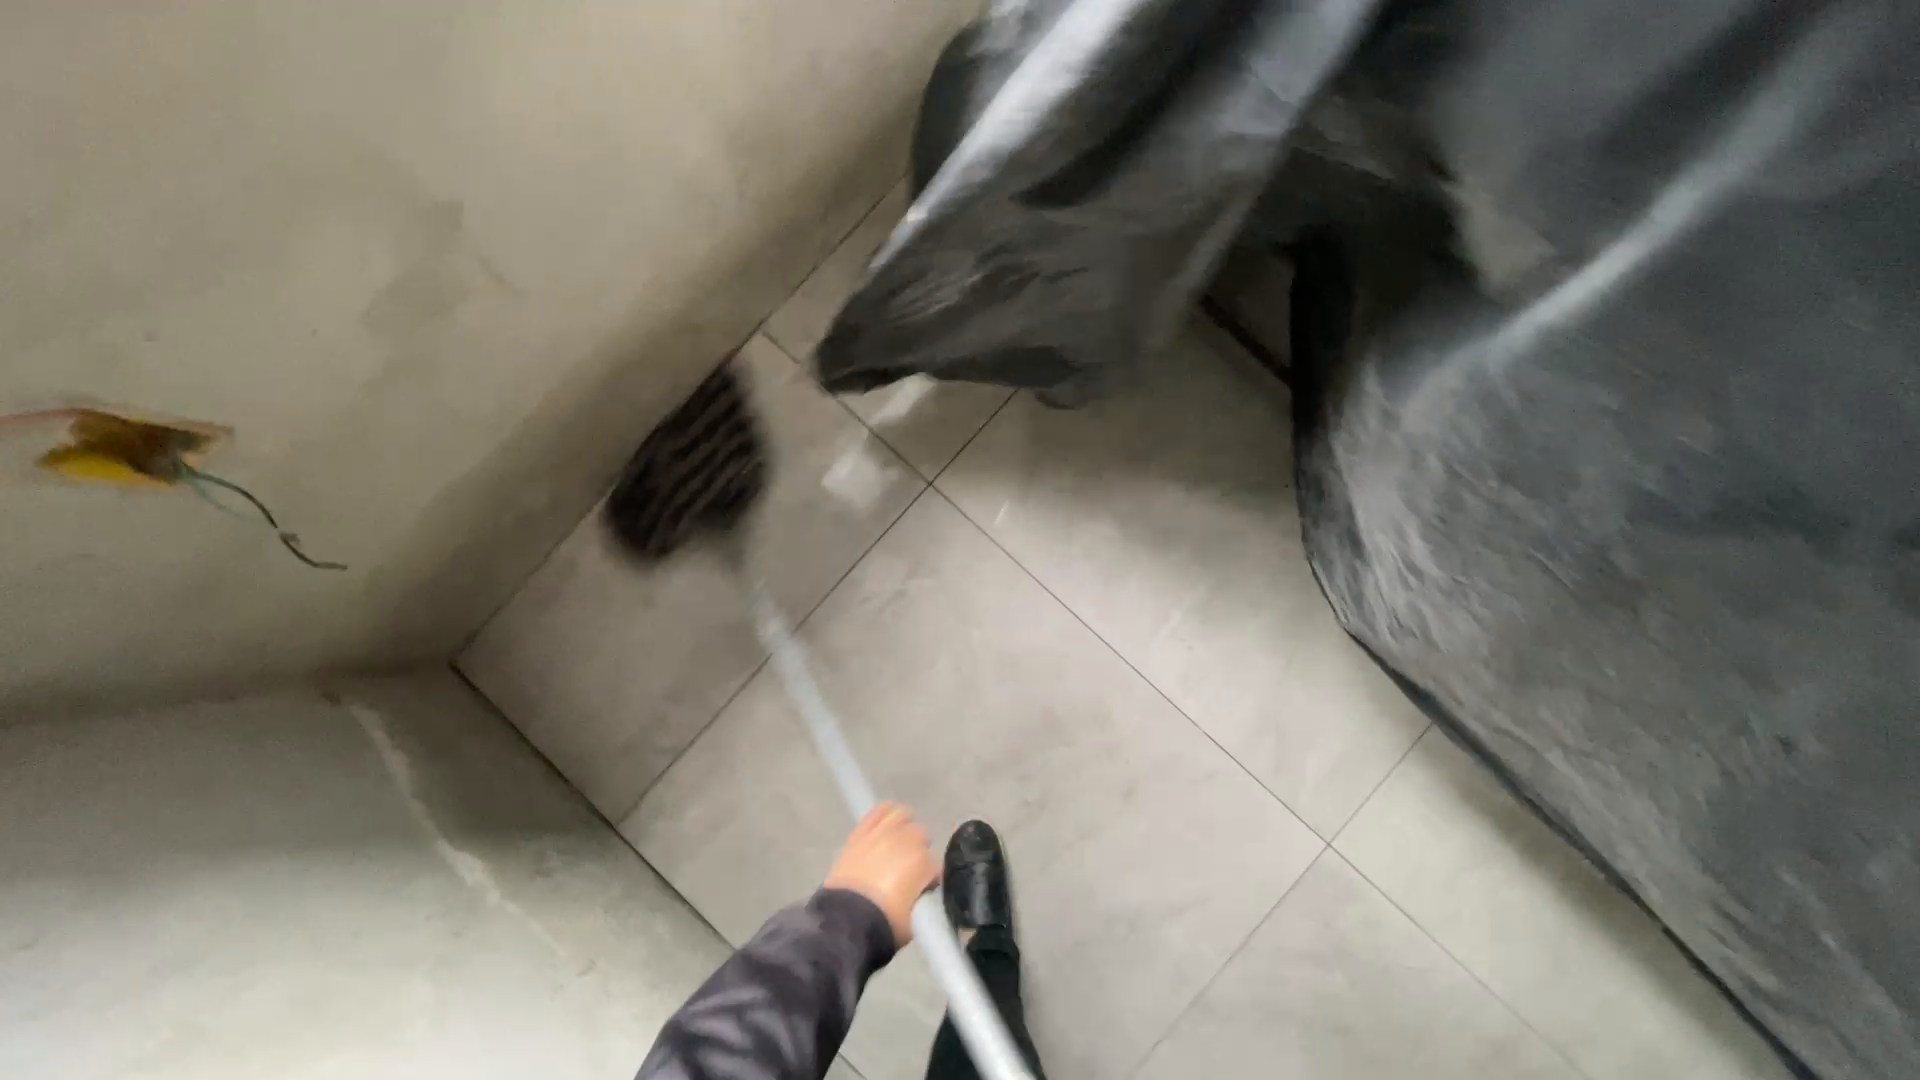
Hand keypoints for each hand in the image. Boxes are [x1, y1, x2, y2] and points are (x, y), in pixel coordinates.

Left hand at [824, 802, 939, 945]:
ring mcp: (883, 833)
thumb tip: (923, 889)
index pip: (935, 865)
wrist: (846, 921)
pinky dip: (886, 812)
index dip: (929, 878)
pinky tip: (888, 818)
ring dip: (905, 827)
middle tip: (909, 869)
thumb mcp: (916, 917)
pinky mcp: (862, 832)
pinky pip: (879, 812)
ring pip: (902, 816)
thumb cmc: (885, 924)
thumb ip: (924, 896)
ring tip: (901, 838)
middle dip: (918, 851)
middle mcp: (907, 841)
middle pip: (921, 836)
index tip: (922, 889)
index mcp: (924, 863)